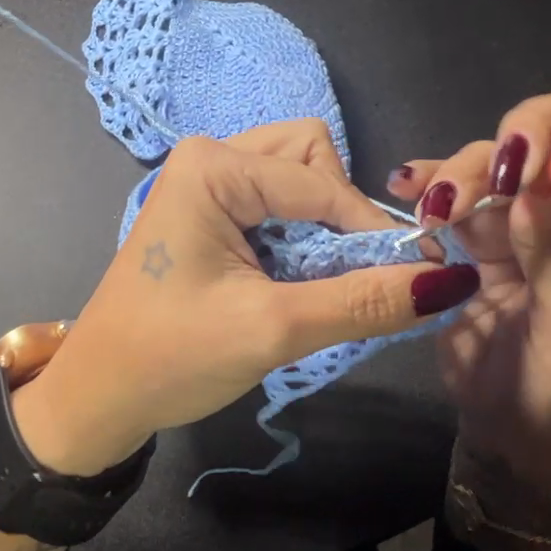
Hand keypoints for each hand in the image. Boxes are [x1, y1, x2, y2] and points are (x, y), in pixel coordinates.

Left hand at [17, 120, 475, 476]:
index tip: (420, 280)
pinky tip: (296, 278)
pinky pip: (277, 199)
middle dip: (341, 214)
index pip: (322, 181)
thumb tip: (450, 282)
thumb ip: (361, 301)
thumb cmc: (171, 357)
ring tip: (321, 282)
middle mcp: (211, 156)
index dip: (374, 231)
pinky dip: (302, 233)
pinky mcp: (211, 207)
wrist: (99, 394)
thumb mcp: (272, 329)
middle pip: (312, 157)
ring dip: (324, 224)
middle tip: (345, 277)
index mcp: (213, 167)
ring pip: (298, 176)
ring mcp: (208, 179)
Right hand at [387, 26, 550, 490]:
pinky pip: (456, 179)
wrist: (510, 426)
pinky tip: (408, 190)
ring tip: (438, 217)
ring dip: (467, 170)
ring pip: (504, 148)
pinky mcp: (483, 222)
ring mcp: (533, 211)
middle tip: (502, 176)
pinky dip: (431, 178)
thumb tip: (527, 197)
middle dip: (532, 132)